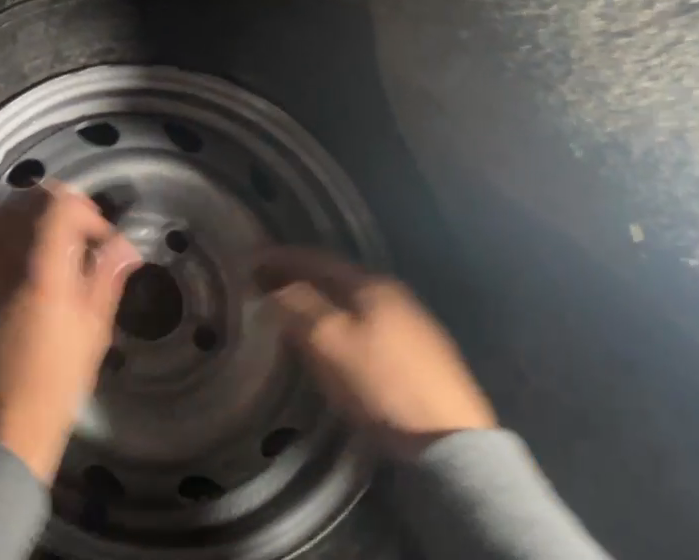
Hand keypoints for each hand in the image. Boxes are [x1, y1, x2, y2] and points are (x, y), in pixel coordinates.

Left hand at [0, 181, 141, 481]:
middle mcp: (5, 258)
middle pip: (28, 200)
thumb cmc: (57, 381)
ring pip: (6, 214)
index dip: (86, 210)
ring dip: (35, 217)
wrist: (2, 420)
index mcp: (41, 266)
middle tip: (83, 233)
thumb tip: (124, 246)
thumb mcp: (93, 331)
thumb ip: (107, 278)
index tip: (102, 237)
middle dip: (60, 206)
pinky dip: (14, 237)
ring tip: (59, 246)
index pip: (59, 204)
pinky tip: (32, 265)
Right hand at [254, 246, 495, 460]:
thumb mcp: (327, 340)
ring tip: (290, 311)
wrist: (449, 440)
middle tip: (264, 286)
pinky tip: (329, 337)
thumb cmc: (379, 381)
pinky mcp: (419, 353)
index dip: (279, 258)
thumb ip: (297, 305)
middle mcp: (392, 294)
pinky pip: (364, 322)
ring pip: (350, 301)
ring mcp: (410, 323)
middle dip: (297, 279)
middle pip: (334, 277)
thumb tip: (273, 285)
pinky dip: (337, 319)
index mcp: (369, 284)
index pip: (315, 258)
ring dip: (317, 300)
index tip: (249, 261)